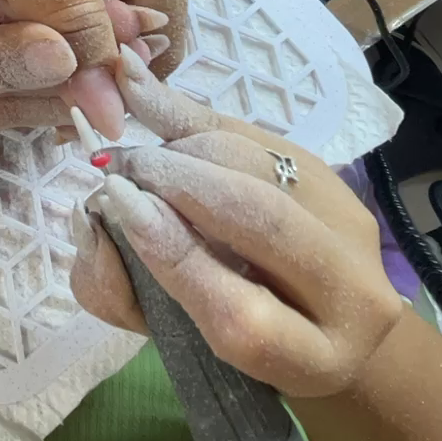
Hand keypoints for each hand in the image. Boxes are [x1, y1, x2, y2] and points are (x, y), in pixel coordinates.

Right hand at [70, 46, 403, 398]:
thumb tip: (89, 218)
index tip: (117, 203)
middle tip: (118, 168)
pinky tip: (133, 83)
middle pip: (262, 220)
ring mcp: (347, 223)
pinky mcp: (326, 171)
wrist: (316, 307)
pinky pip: (244, 129)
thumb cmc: (224, 322)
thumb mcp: (165, 327)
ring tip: (138, 159)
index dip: (172, 253)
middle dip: (176, 180)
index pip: (239, 314)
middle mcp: (352, 296)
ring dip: (181, 149)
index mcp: (307, 358)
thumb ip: (114, 287)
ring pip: (254, 163)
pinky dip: (182, 110)